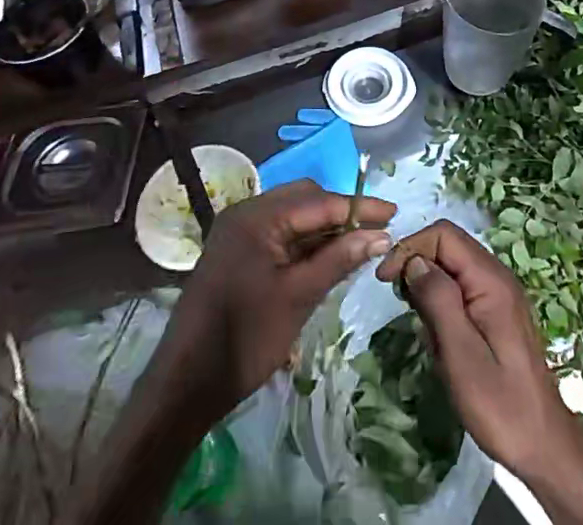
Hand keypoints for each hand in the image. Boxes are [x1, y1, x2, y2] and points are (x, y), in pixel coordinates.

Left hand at [160, 179, 397, 411]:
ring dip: (326, 228)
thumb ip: (340, 259)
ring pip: (294, 216)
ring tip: (361, 244)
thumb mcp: (299, 296)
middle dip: (342, 213)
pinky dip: (306, 242)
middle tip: (377, 231)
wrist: (186, 383)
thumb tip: (382, 235)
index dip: (359, 207)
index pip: (319, 201)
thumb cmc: (246, 337)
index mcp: (257, 218)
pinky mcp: (238, 252)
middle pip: (306, 199)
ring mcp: (239, 233)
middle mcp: (246, 214)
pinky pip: (280, 234)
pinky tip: (330, 257)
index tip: (395, 213)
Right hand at [377, 222, 582, 524]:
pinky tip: (438, 335)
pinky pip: (461, 288)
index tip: (385, 279)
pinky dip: (440, 302)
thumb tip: (415, 262)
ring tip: (422, 326)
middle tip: (400, 303)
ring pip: (452, 266)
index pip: (444, 235)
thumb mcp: (461, 355)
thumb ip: (439, 301)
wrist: (543, 442)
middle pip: (448, 245)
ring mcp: (499, 294)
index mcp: (491, 281)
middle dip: (417, 265)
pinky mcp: (496, 311)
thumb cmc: (500, 404)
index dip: (410, 248)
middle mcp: (498, 277)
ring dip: (428, 287)